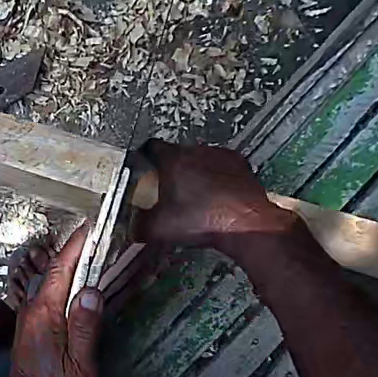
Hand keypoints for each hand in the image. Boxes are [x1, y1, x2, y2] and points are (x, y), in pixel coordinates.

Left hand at [4, 224, 105, 376]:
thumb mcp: (79, 364)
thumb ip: (85, 327)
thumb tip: (91, 291)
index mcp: (45, 313)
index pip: (60, 269)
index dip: (76, 246)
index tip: (92, 228)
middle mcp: (33, 308)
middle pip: (54, 270)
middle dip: (75, 250)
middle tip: (99, 235)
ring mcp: (29, 315)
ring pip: (50, 280)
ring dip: (69, 263)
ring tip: (92, 251)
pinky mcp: (31, 323)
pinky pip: (48, 291)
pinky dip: (63, 278)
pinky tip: (77, 280)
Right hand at [137, 139, 300, 254]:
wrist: (245, 224)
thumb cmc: (204, 221)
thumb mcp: (161, 229)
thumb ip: (140, 226)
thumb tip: (132, 228)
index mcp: (173, 159)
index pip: (151, 147)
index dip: (146, 158)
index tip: (145, 168)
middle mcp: (197, 151)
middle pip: (177, 153)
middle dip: (172, 169)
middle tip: (170, 190)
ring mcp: (220, 155)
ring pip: (200, 158)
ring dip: (196, 171)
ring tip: (196, 195)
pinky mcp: (239, 163)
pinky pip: (221, 165)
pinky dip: (216, 176)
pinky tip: (216, 195)